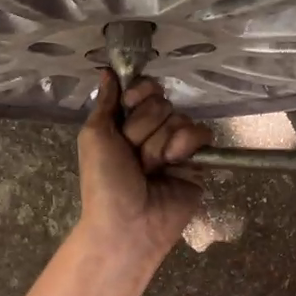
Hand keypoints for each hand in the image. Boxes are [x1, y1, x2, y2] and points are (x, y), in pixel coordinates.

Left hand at [76, 71, 212, 266]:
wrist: (127, 224)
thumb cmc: (104, 182)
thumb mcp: (94, 137)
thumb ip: (105, 103)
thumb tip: (106, 72)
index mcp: (126, 124)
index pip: (144, 89)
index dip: (140, 93)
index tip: (129, 105)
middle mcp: (152, 132)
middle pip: (161, 103)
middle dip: (143, 128)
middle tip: (133, 156)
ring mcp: (176, 146)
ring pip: (179, 118)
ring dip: (159, 144)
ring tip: (150, 170)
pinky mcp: (197, 162)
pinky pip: (202, 134)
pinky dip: (186, 145)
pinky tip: (173, 164)